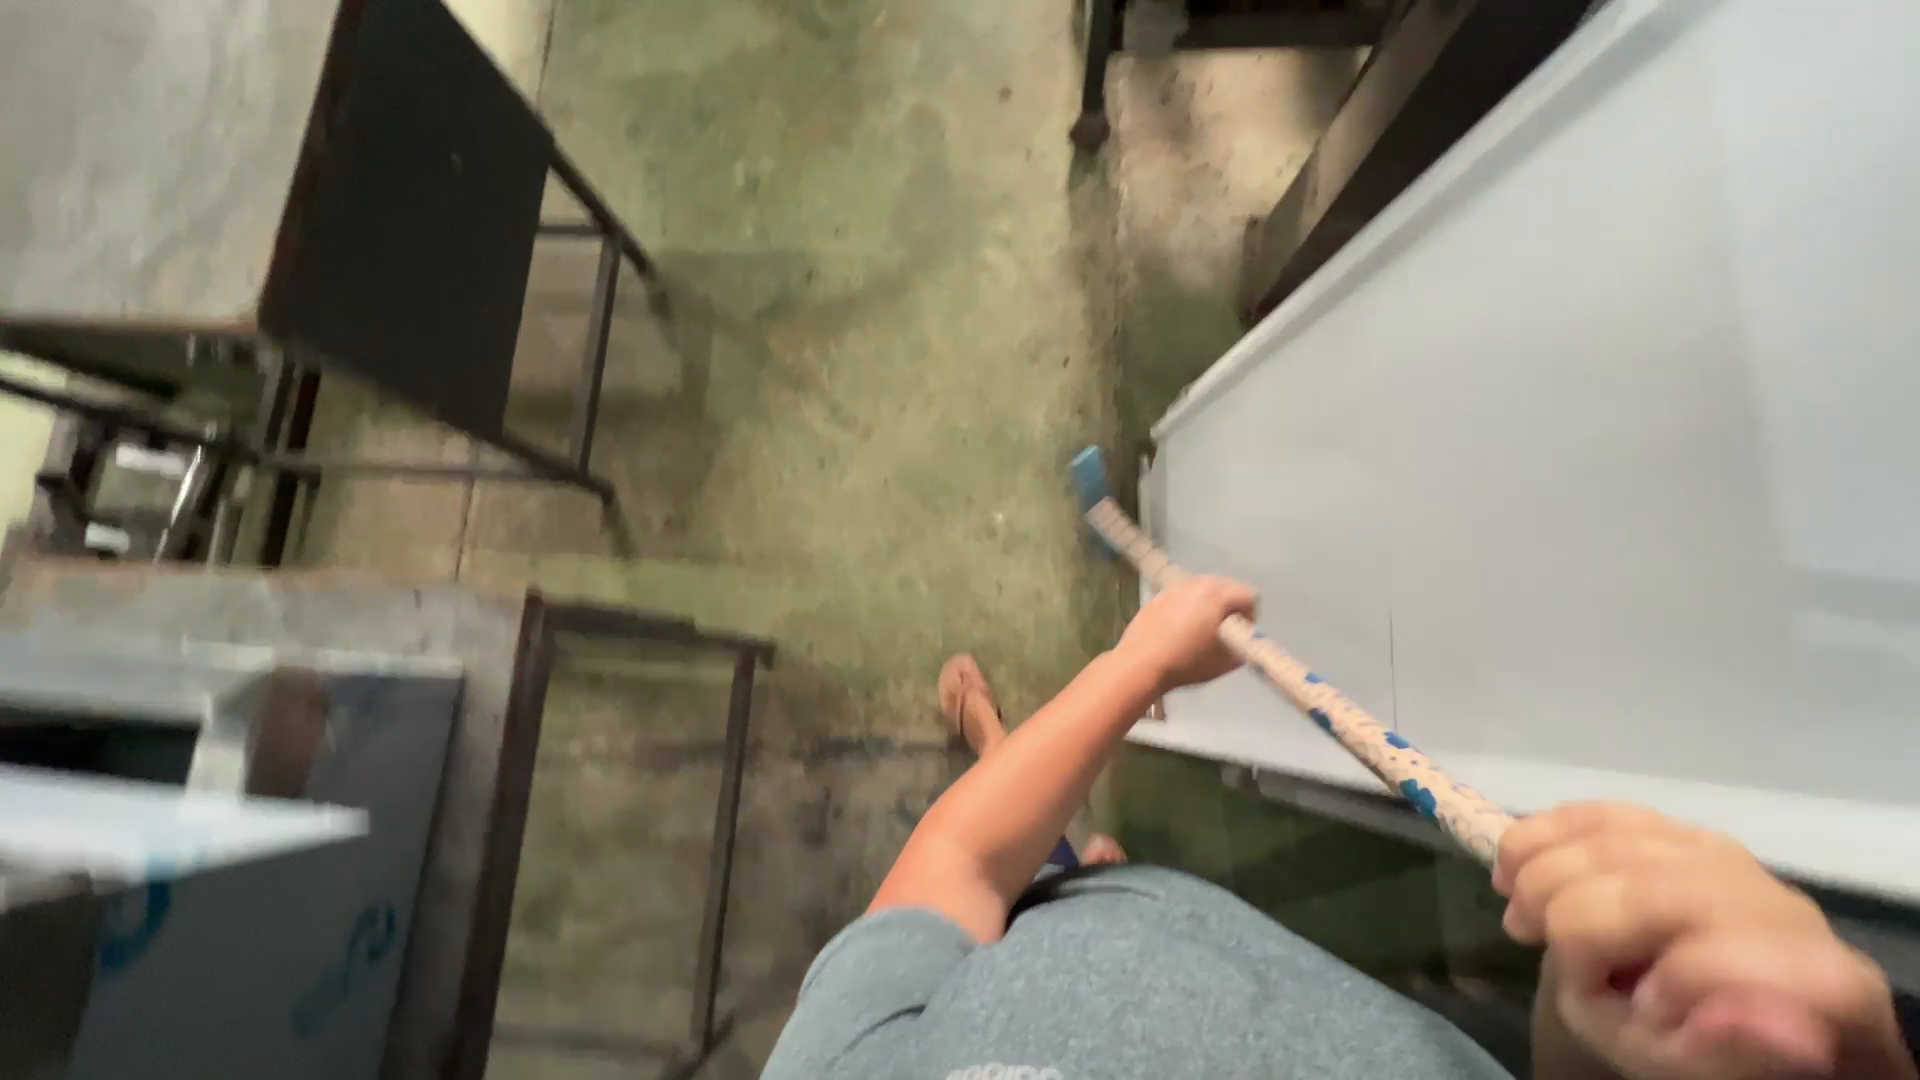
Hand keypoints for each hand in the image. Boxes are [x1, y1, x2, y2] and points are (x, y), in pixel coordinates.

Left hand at [1114, 576, 1256, 695]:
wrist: (1141, 663)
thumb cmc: (1188, 662)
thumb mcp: (1227, 661)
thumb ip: (1244, 647)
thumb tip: (1243, 641)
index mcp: (1218, 594)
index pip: (1249, 596)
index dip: (1250, 617)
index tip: (1240, 635)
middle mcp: (1197, 583)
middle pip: (1226, 587)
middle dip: (1230, 606)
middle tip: (1223, 630)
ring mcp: (1174, 587)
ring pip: (1202, 589)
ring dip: (1208, 604)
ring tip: (1201, 628)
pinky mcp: (1157, 595)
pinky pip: (1182, 595)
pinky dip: (1187, 606)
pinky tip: (1179, 626)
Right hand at [1496, 803, 1912, 1079]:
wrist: (1710, 996)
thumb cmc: (1693, 1037)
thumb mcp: (1683, 1064)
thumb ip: (1705, 1050)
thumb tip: (1731, 1016)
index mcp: (1813, 981)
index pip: (1705, 961)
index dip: (1635, 976)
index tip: (1601, 995)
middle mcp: (1778, 904)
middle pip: (1643, 886)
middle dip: (1561, 909)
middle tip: (1520, 934)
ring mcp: (1725, 855)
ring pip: (1610, 837)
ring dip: (1539, 868)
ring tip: (1516, 905)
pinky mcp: (1676, 826)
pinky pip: (1598, 810)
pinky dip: (1541, 831)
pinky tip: (1515, 864)